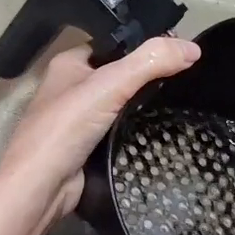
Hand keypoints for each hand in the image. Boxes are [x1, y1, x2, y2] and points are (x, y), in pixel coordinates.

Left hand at [0, 37, 200, 217]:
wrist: (40, 187)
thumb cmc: (66, 127)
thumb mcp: (111, 85)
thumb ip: (150, 63)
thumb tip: (194, 48)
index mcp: (69, 63)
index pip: (114, 46)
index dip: (144, 49)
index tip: (181, 56)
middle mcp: (69, 89)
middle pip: (118, 78)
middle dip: (147, 81)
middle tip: (186, 85)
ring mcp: (76, 122)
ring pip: (119, 108)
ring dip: (143, 110)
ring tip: (179, 108)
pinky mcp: (86, 150)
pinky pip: (117, 135)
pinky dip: (135, 135)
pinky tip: (158, 136)